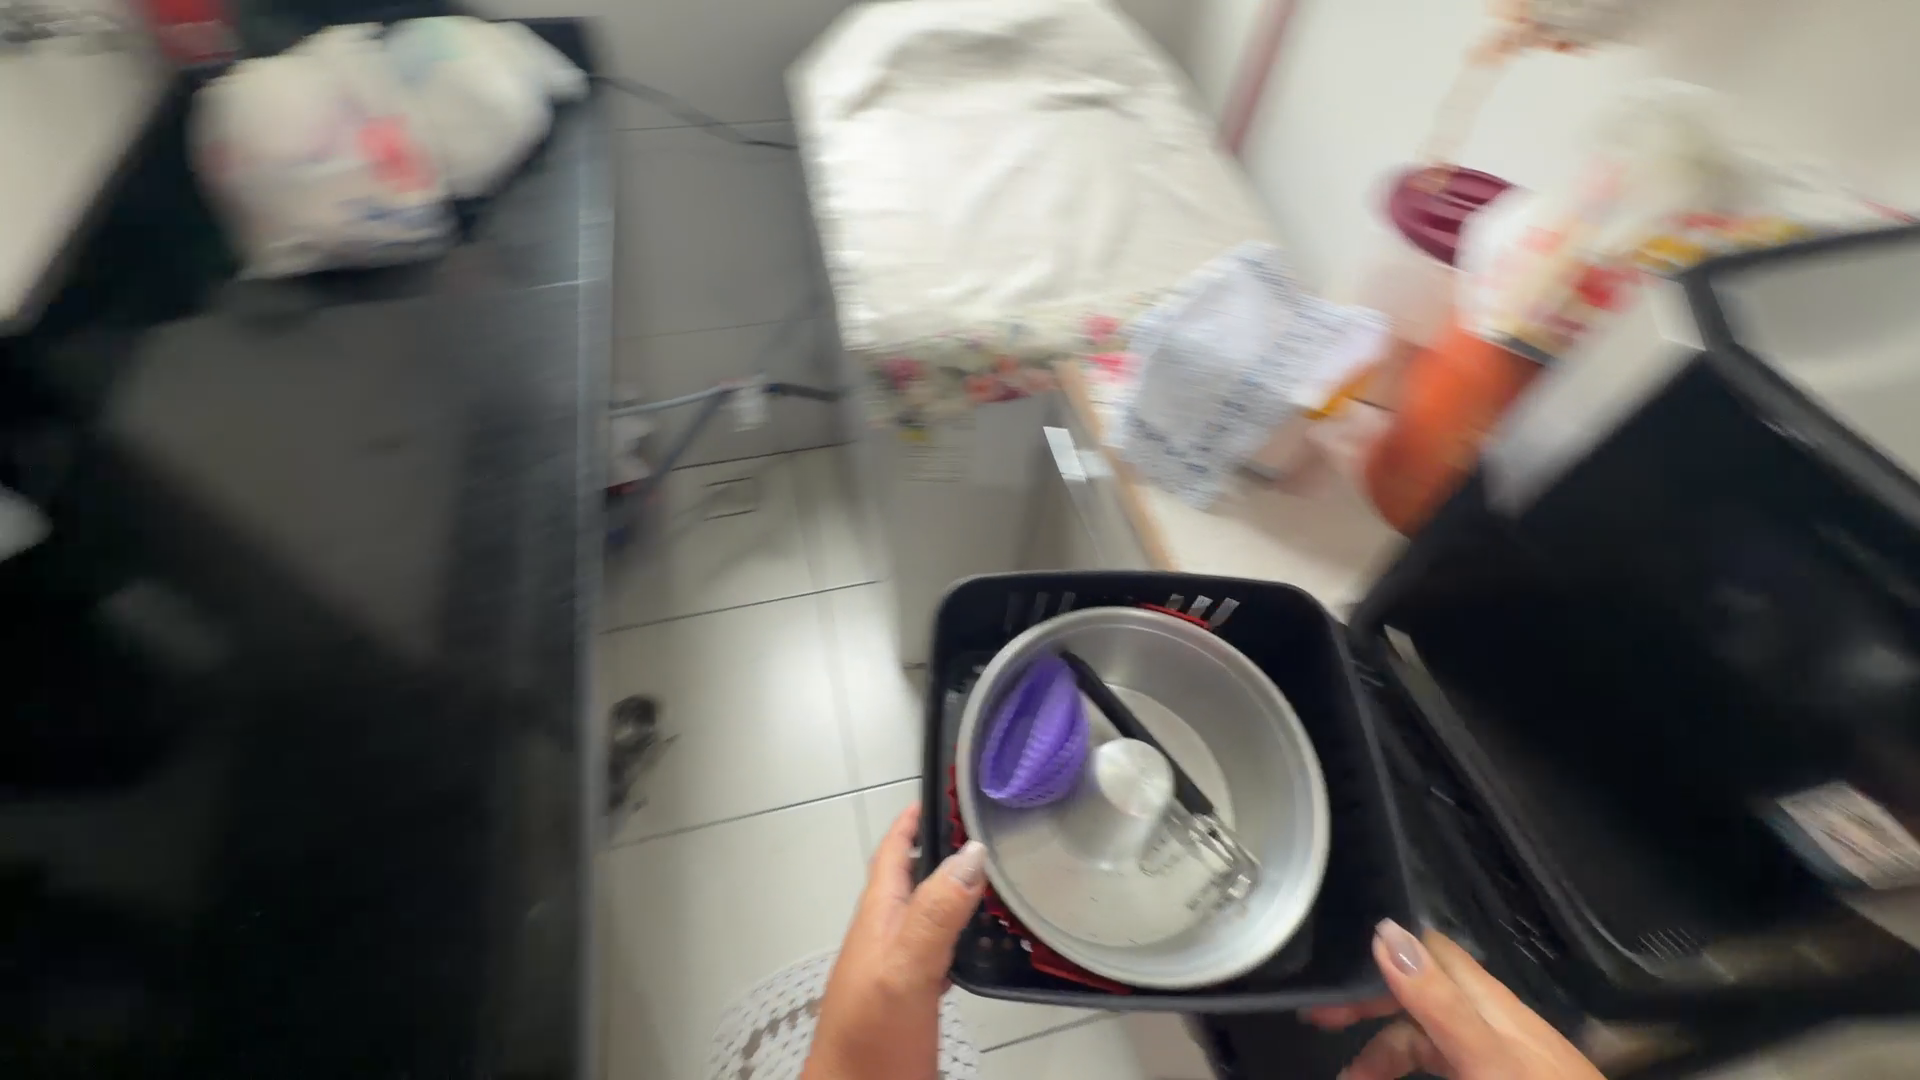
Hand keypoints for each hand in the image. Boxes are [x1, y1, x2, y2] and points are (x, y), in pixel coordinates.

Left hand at [801, 803, 987, 1079]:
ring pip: (932, 908)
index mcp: (879, 914)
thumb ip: (936, 910)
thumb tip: (973, 850)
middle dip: (945, 846)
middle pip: (915, 874)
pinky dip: (966, 931)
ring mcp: (901, 965)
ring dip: (958, 887)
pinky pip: (943, 945)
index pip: (894, 850)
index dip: (914, 819)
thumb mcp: (905, 966)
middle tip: (988, 827)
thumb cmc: (873, 1032)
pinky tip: (990, 938)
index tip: (945, 791)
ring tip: (999, 873)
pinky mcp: (916, 995)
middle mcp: (888, 931)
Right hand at [1305, 921, 1603, 1079]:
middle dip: (1365, 1005)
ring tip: (1351, 1079)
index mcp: (1487, 1002)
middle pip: (1416, 993)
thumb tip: (1383, 927)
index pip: (1425, 946)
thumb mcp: (1490, 1061)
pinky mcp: (1500, 1079)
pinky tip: (1395, 1079)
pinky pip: (1443, 1063)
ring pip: (1426, 1037)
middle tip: (1317, 1022)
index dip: (1378, 946)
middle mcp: (1490, 1022)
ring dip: (1382, 1053)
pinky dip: (1410, 1068)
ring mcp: (1500, 1057)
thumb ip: (1438, 1000)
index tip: (1329, 968)